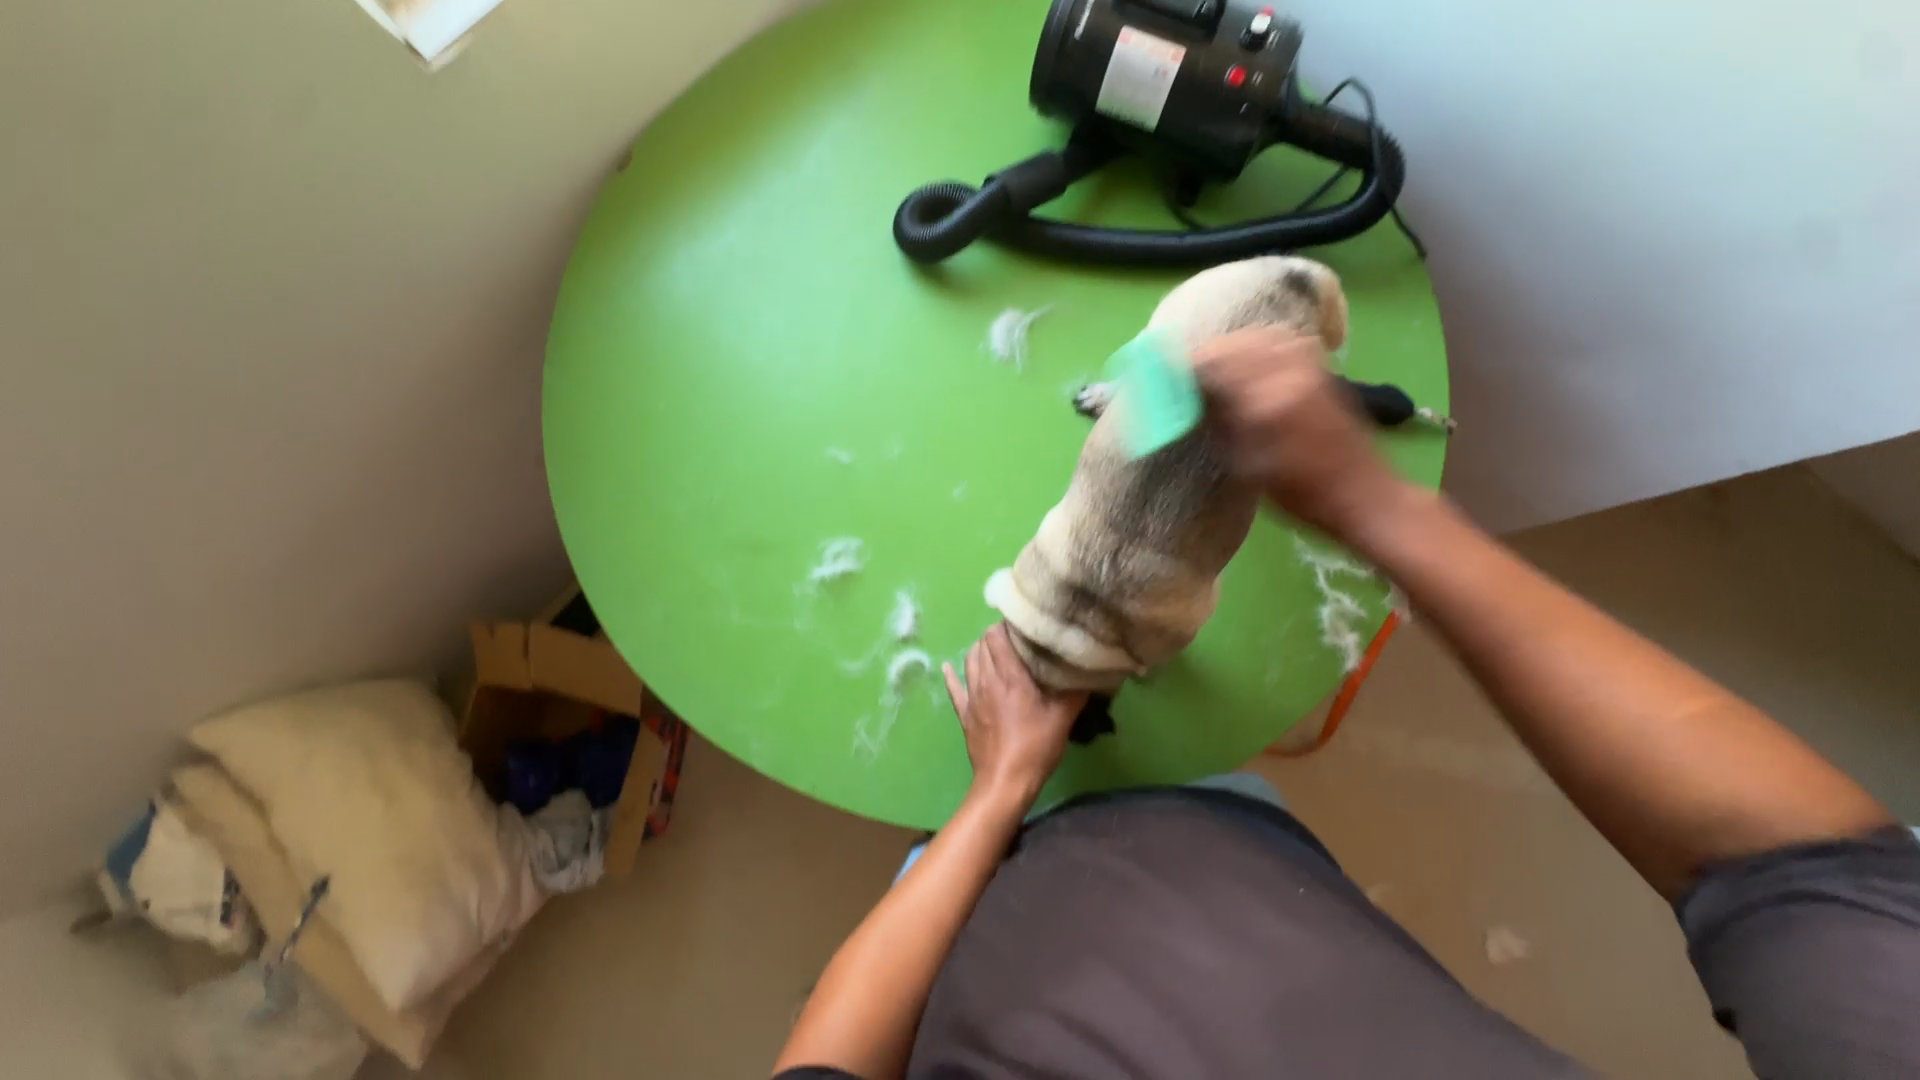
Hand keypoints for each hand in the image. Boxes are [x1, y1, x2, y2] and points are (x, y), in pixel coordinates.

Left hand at [943, 625, 1086, 804]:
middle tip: (1015, 639)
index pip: (997, 636)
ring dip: (980, 651)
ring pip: (969, 661)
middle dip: (996, 636)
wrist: (1005, 781)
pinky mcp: (964, 713)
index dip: (1007, 626)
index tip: (1023, 625)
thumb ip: (1075, 691)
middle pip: (982, 645)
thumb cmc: (1035, 747)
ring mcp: (972, 696)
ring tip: (995, 650)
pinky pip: (954, 688)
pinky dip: (951, 675)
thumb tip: (1088, 670)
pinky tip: (948, 667)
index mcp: (1010, 676)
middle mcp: (987, 680)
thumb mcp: (1063, 717)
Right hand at [1190, 326, 1415, 546]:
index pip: (1213, 365)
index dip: (1185, 365)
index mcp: (1264, 402)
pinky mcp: (1323, 371)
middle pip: (1236, 344)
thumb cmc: (1300, 495)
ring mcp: (1310, 369)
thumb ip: (1219, 424)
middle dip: (1207, 353)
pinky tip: (1253, 362)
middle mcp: (1288, 375)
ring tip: (1218, 366)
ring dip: (1234, 346)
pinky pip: (1286, 341)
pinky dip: (1262, 344)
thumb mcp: (1246, 467)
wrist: (1364, 496)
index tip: (1166, 373)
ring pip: (1261, 336)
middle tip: (1187, 371)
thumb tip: (1193, 398)